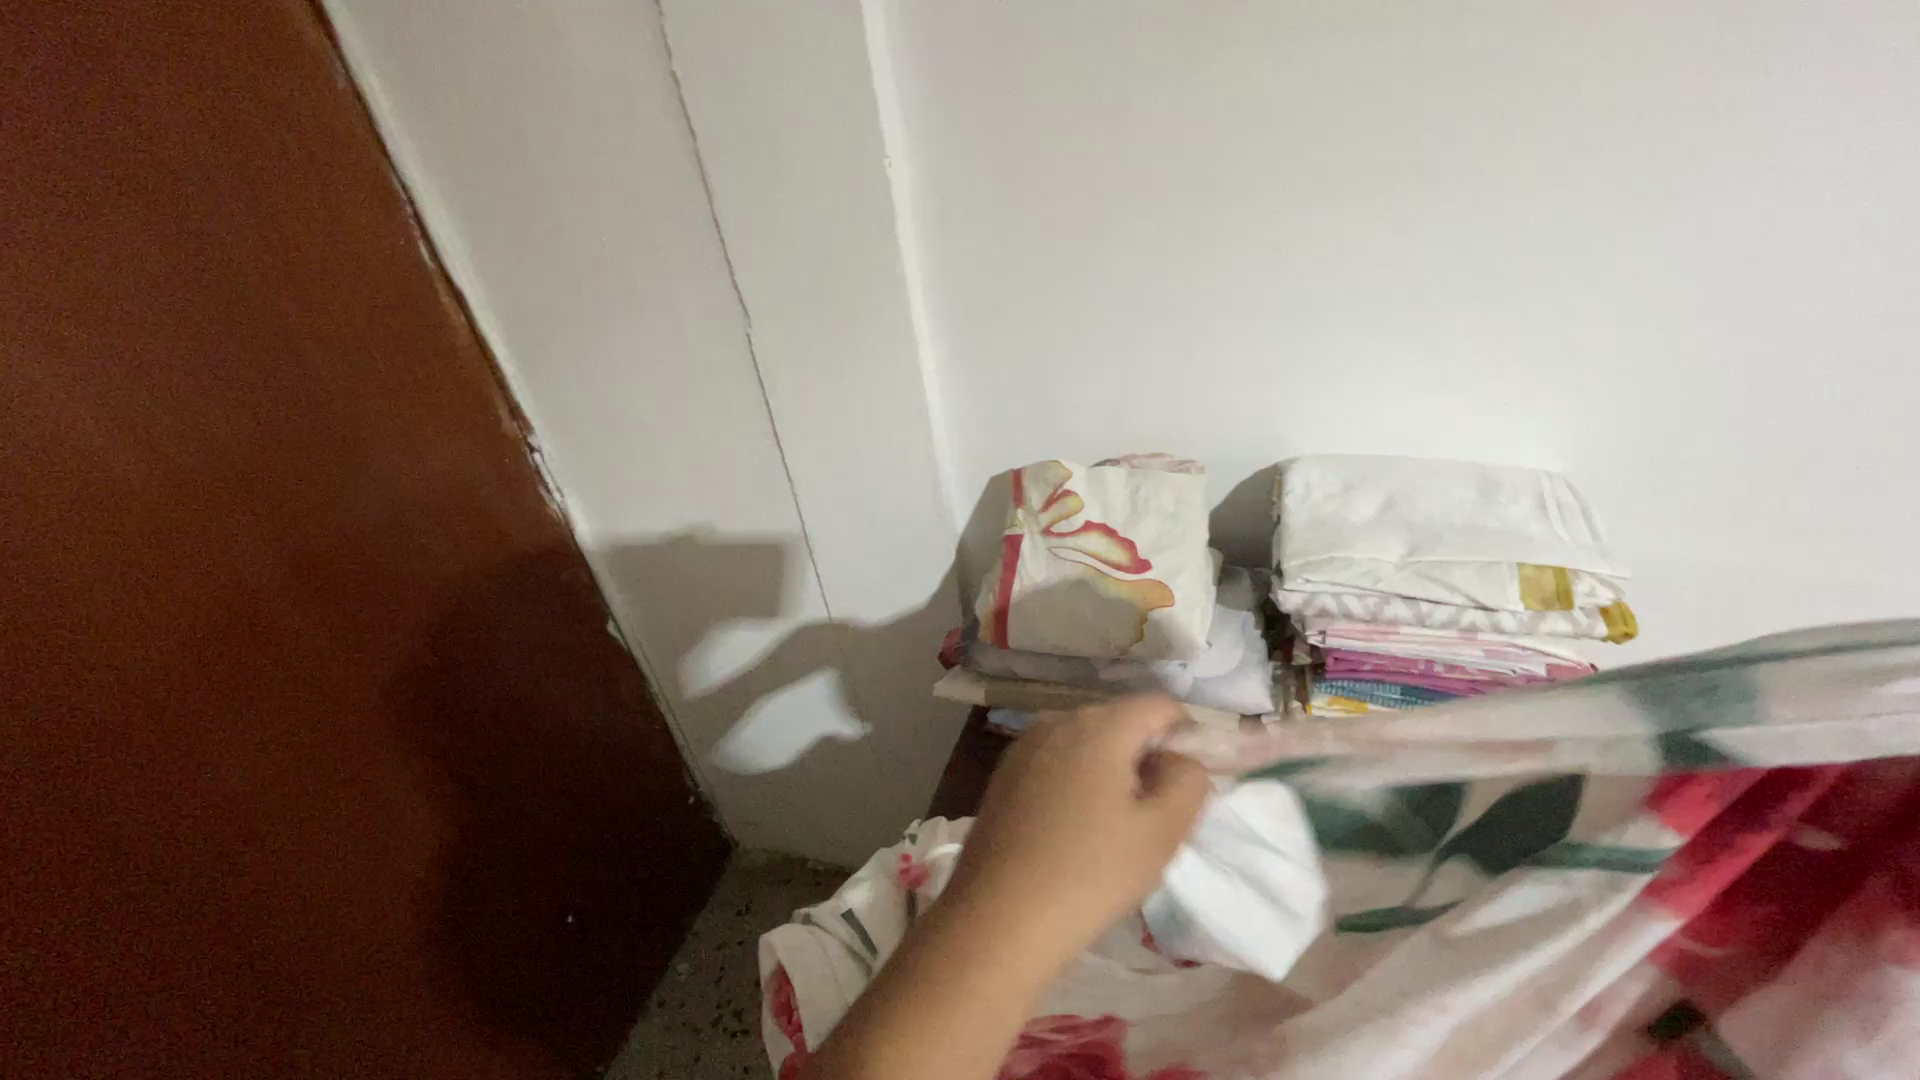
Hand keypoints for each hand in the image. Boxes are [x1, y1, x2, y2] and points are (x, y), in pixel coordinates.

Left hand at [939, 697, 1213, 966]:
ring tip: (1118, 826)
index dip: (1188, 737)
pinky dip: (1078, 781)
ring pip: (1087, 743)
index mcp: (1099, 725)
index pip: (1160, 707)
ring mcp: (1025, 745)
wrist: (1000, 916)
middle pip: (1121, 721)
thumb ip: (1188, 780)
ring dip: (1112, 770)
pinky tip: (1077, 828)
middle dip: (1148, 755)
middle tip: (1159, 813)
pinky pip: (1057, 761)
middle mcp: (1057, 720)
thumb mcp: (1162, 831)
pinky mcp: (1004, 773)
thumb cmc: (1091, 873)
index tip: (1193, 783)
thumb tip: (1180, 757)